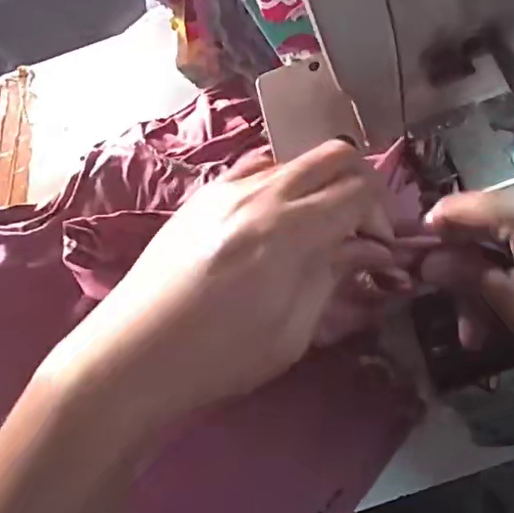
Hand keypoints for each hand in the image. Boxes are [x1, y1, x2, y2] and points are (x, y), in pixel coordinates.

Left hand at [38, 140, 405, 434]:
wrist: (131, 357)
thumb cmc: (219, 357)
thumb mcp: (294, 329)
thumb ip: (335, 274)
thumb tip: (371, 249)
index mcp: (288, 230)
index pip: (360, 190)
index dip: (383, 216)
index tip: (379, 249)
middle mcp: (261, 193)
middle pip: (336, 155)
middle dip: (362, 186)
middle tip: (360, 228)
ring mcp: (228, 187)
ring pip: (298, 157)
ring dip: (323, 182)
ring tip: (319, 226)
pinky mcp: (205, 194)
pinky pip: (260, 168)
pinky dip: (286, 184)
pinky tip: (278, 222)